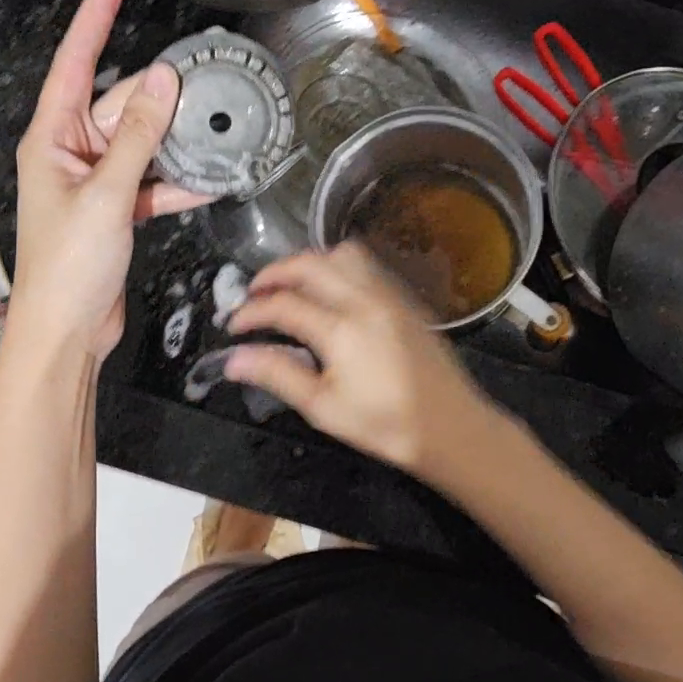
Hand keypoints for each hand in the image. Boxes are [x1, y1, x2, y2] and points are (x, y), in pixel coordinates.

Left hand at [10, 0, 212, 357]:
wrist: (66, 330)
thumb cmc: (69, 264)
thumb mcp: (108, 195)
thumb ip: (137, 137)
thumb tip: (163, 81)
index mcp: (52, 136)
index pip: (76, 59)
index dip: (96, 13)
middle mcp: (72, 151)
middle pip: (121, 104)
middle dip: (158, 97)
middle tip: (202, 83)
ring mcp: (96, 181)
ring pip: (142, 143)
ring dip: (175, 143)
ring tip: (215, 128)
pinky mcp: (117, 209)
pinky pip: (152, 183)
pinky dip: (177, 184)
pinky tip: (211, 183)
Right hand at [223, 244, 499, 474]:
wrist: (449, 426)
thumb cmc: (384, 424)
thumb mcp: (323, 408)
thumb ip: (278, 375)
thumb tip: (233, 359)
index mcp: (341, 329)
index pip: (282, 304)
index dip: (251, 312)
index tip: (233, 326)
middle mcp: (365, 300)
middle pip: (309, 264)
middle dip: (274, 273)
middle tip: (254, 294)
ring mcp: (389, 295)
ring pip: (340, 255)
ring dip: (308, 263)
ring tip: (291, 286)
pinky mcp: (404, 299)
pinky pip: (365, 265)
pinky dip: (337, 267)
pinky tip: (329, 292)